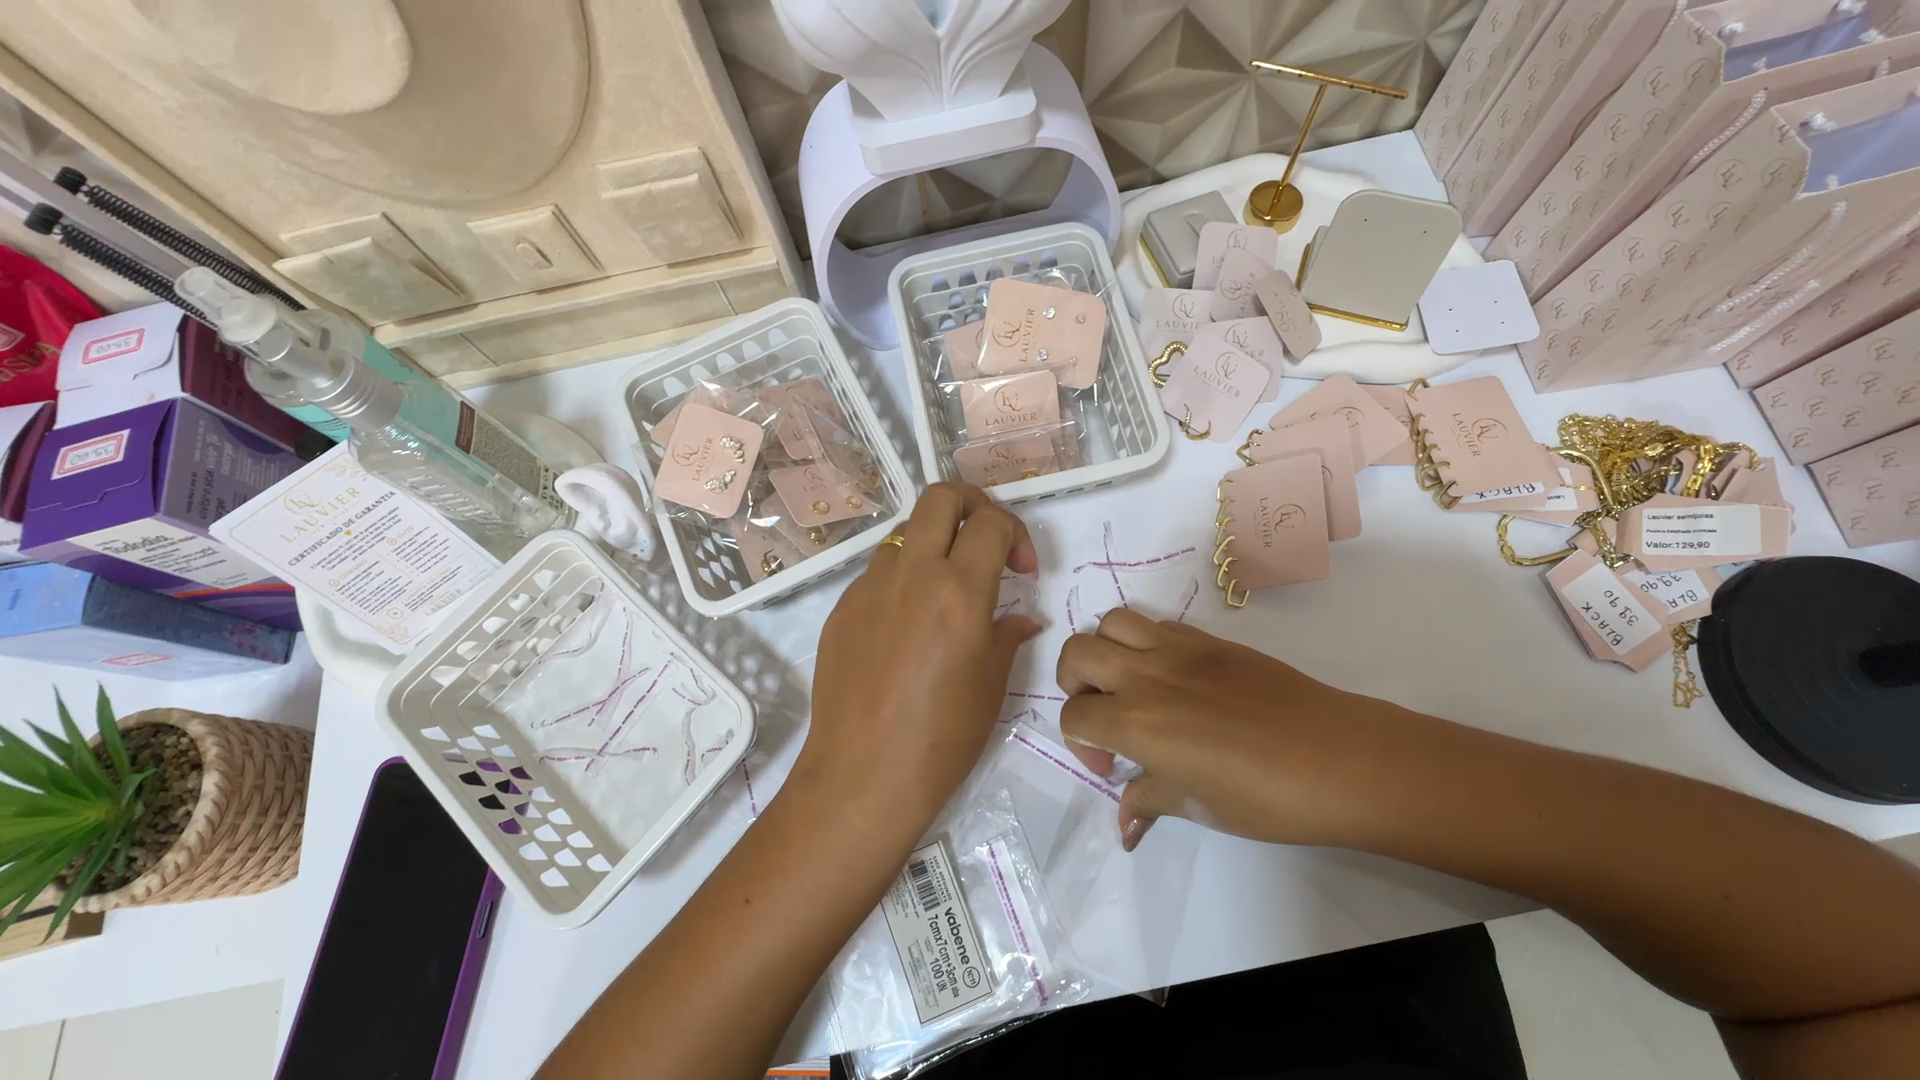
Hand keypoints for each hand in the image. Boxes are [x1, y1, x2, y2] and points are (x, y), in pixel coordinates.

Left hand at [795, 483, 1040, 832]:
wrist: (864, 775)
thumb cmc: (943, 737)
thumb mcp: (992, 685)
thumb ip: (1008, 635)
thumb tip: (1020, 618)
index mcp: (958, 590)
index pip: (992, 522)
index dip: (1017, 534)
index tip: (1022, 572)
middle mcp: (911, 574)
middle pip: (940, 498)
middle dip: (974, 505)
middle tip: (987, 542)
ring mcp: (868, 588)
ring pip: (905, 534)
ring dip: (934, 544)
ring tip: (946, 591)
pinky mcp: (841, 609)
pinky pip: (877, 574)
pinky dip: (902, 580)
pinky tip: (908, 627)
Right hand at [1056, 608, 1416, 850]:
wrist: (1339, 759)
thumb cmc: (1265, 797)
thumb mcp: (1199, 808)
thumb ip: (1149, 802)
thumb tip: (1124, 825)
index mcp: (1138, 723)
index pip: (1075, 715)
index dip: (1080, 744)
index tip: (1113, 767)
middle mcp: (1148, 675)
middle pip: (1078, 653)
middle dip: (1074, 684)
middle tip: (1103, 715)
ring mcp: (1181, 649)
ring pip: (1112, 621)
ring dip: (1106, 650)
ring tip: (1130, 684)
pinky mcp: (1212, 639)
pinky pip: (1158, 623)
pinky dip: (1146, 642)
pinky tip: (1172, 677)